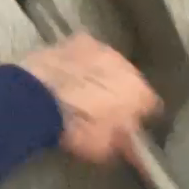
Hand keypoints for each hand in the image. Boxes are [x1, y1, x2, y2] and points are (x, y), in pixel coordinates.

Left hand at [14, 34, 160, 164]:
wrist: (37, 96)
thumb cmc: (76, 127)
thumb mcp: (103, 147)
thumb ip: (123, 144)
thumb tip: (132, 148)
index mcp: (139, 92)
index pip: (151, 105)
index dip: (138, 116)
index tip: (128, 124)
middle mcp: (126, 65)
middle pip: (129, 79)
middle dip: (119, 91)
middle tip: (102, 106)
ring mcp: (101, 48)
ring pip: (108, 63)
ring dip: (100, 73)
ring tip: (82, 88)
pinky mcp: (75, 40)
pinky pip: (85, 52)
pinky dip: (80, 61)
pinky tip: (68, 72)